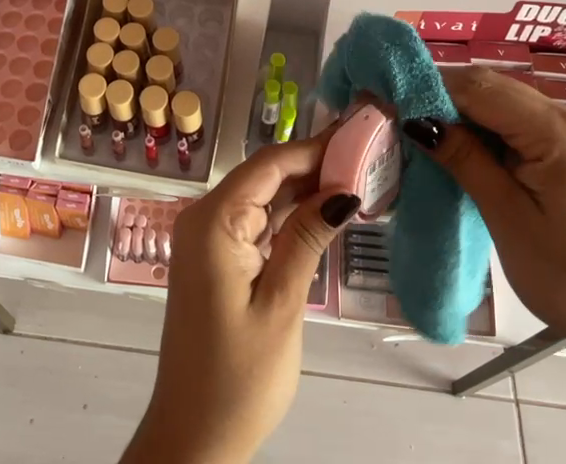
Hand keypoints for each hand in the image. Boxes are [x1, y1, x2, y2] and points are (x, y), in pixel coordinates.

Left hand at [122, 138, 357, 463]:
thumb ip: (308, 239)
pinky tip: (325, 210)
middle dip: (314, 163)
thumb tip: (343, 188)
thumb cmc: (239, 376)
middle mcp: (204, 220)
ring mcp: (208, 240)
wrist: (195, 433)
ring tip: (358, 172)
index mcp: (213, 222)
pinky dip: (290, 216)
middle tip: (369, 151)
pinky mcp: (217, 260)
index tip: (360, 133)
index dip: (315, 147)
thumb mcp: (282, 304)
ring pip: (263, 198)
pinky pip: (256, 223)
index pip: (269, 165)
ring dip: (306, 188)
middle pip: (265, 176)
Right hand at [403, 66, 565, 353]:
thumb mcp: (506, 217)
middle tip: (396, 125)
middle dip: (440, 100)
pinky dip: (481, 130)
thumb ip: (464, 159)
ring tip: (419, 139)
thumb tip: (415, 118)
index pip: (480, 87)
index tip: (387, 109)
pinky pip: (514, 121)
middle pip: (490, 87)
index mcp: (560, 131)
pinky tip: (457, 151)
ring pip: (499, 102)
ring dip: (458, 115)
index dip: (430, 92)